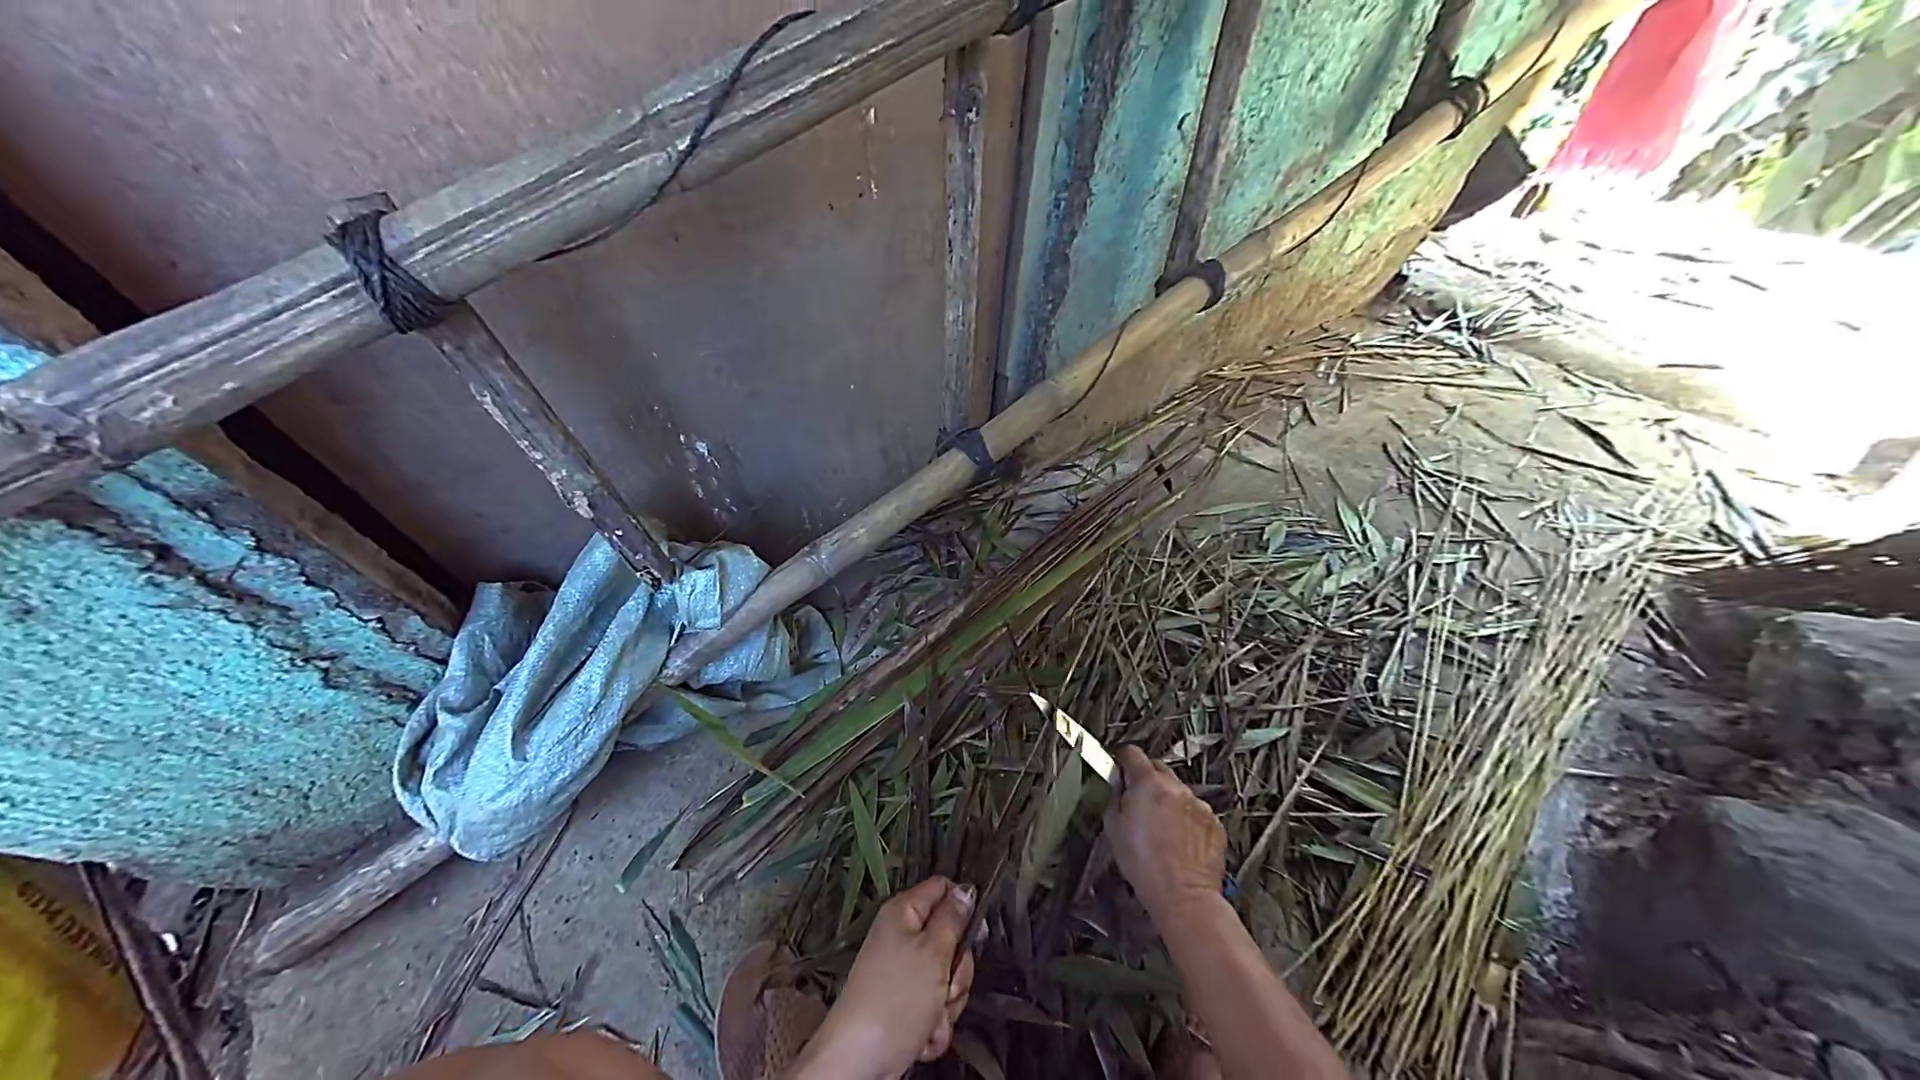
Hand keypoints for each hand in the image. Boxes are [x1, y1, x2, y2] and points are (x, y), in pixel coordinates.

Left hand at [788, 877, 976, 1079]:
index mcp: (904, 913)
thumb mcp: (933, 952)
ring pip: (948, 977)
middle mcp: (903, 937)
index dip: (962, 906)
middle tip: (945, 984)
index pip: (943, 889)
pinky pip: (936, 1006)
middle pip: (951, 938)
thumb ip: (953, 919)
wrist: (860, 1062)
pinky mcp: (907, 1005)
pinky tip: (923, 1035)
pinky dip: (935, 1024)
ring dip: (947, 1002)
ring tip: (931, 1016)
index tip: (972, 932)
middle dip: (957, 969)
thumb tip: (966, 889)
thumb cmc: (896, 999)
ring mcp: (904, 973)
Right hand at [1105, 745, 1225, 917]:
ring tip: (1159, 829)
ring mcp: (1198, 804)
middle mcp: (1176, 788)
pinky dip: (1186, 819)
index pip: (1132, 753)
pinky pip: (1195, 810)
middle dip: (1146, 781)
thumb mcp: (1113, 827)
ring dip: (1167, 801)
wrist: (1183, 896)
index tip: (1120, 769)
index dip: (1122, 761)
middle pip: (1157, 769)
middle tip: (1136, 803)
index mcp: (1148, 784)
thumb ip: (1113, 795)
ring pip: (1177, 791)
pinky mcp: (1213, 822)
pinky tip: (1177, 840)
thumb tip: (1116, 783)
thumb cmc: (1146, 866)